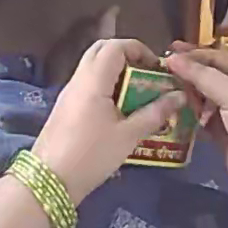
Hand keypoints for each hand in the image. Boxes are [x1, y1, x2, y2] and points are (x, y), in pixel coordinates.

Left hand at [32, 38, 188, 201]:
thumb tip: (179, 96)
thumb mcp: (128, 136)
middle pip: (102, 51)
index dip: (139, 50)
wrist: (49, 181)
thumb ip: (155, 113)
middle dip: (127, 56)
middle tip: (147, 75)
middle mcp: (79, 80)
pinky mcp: (66, 108)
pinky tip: (120, 110)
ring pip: (93, 68)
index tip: (157, 68)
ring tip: (139, 94)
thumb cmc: (91, 155)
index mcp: (93, 80)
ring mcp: (69, 93)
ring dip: (117, 73)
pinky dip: (106, 87)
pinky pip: (88, 85)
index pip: (115, 46)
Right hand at [164, 46, 227, 188]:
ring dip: (187, 92)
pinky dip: (188, 112)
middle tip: (162, 68)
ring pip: (202, 96)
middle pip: (208, 75)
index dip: (196, 53)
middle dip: (188, 71)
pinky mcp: (219, 132)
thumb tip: (172, 58)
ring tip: (165, 87)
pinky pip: (199, 116)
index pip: (218, 58)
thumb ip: (201, 76)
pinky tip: (172, 108)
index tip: (171, 49)